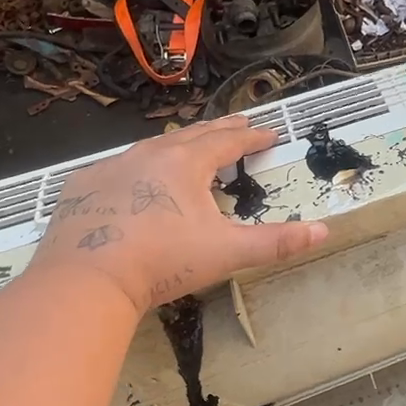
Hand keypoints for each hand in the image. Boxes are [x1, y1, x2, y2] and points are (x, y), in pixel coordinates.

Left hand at [26, 116, 326, 313]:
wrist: (85, 281)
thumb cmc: (162, 262)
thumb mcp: (226, 252)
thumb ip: (276, 242)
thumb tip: (324, 231)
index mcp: (186, 164)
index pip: (228, 142)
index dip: (252, 137)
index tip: (270, 133)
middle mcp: (149, 155)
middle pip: (192, 134)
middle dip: (220, 129)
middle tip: (240, 123)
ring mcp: (111, 168)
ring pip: (153, 146)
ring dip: (178, 143)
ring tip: (191, 145)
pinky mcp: (82, 188)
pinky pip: (118, 167)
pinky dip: (137, 167)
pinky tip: (136, 178)